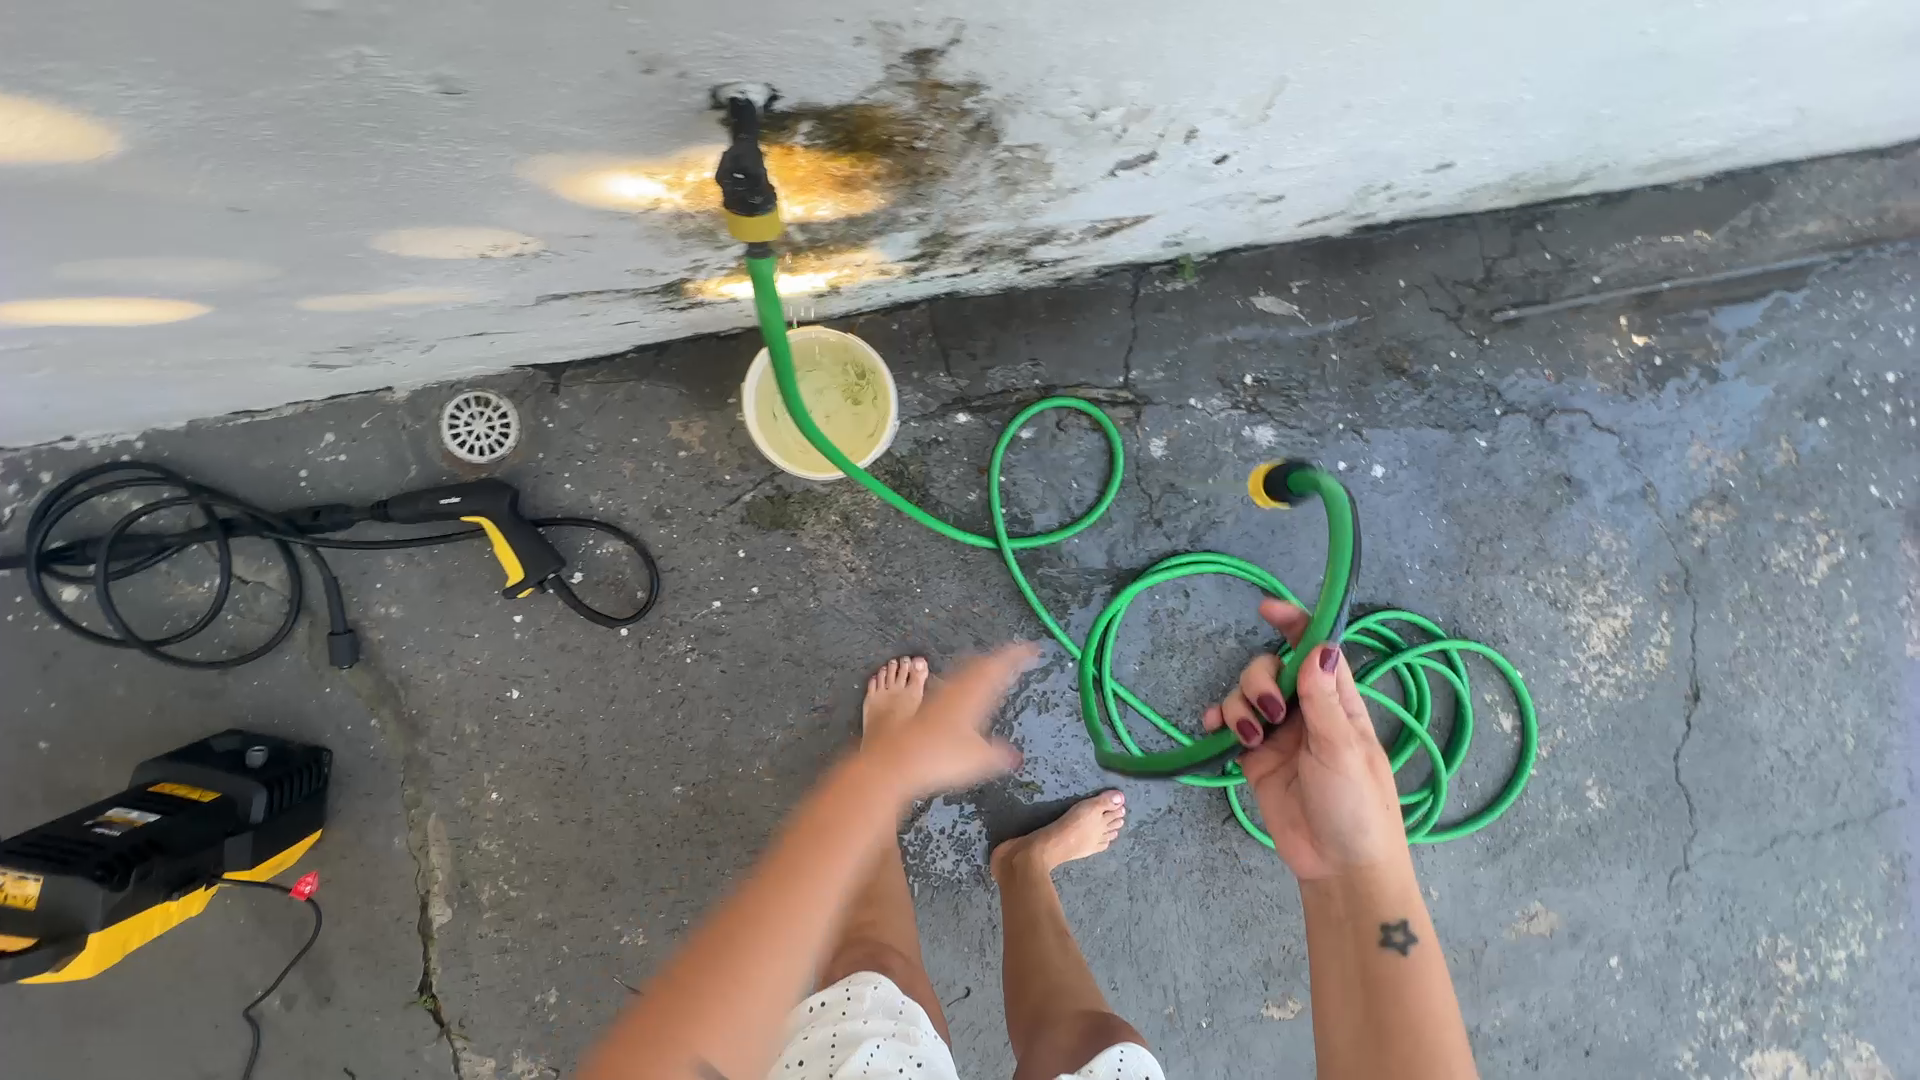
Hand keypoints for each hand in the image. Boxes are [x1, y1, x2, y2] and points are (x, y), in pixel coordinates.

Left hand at [861, 643, 1036, 799]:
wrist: (895, 760)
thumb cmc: (939, 756)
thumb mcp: (978, 758)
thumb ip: (999, 754)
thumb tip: (1014, 757)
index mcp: (974, 694)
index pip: (999, 666)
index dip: (1017, 656)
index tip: (1032, 649)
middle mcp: (956, 688)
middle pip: (981, 664)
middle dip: (999, 658)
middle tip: (1013, 656)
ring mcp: (937, 694)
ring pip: (963, 671)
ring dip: (979, 666)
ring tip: (990, 668)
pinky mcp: (923, 704)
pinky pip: (949, 683)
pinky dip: (962, 681)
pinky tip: (959, 692)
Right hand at [1203, 600, 1407, 880]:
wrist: (1338, 866)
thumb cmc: (1357, 806)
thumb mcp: (1343, 750)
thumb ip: (1323, 699)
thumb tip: (1319, 645)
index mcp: (1338, 704)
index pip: (1316, 651)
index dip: (1296, 625)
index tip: (1267, 608)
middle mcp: (1306, 712)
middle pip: (1270, 669)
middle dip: (1259, 680)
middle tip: (1269, 711)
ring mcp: (1278, 734)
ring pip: (1245, 695)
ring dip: (1238, 705)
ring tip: (1248, 736)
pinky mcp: (1254, 757)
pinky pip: (1229, 725)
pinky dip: (1218, 721)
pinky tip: (1214, 729)